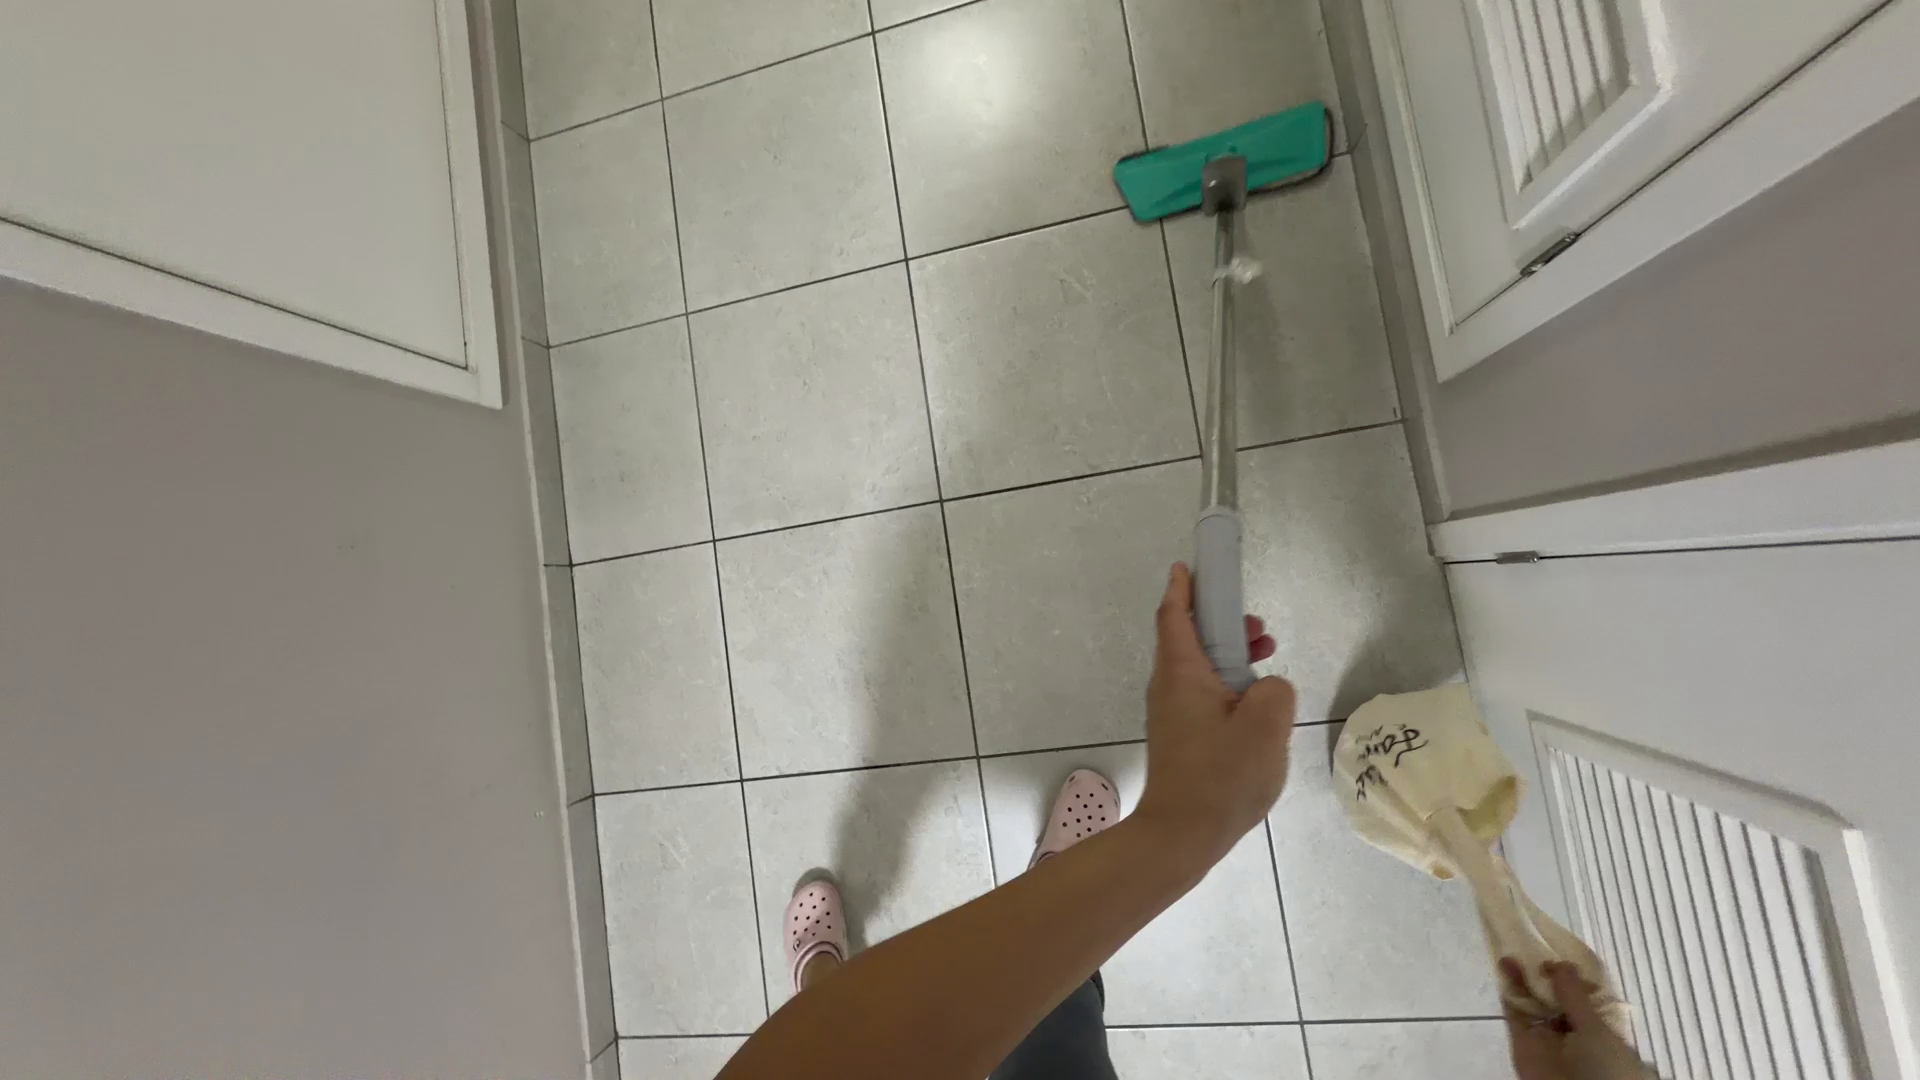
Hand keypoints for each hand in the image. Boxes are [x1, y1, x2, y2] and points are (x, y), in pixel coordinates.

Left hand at [1135, 563, 1296, 867]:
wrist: (1182, 832)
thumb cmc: (1221, 773)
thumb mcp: (1265, 725)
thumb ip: (1274, 692)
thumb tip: (1266, 687)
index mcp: (1180, 672)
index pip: (1174, 616)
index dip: (1182, 588)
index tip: (1189, 566)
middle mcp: (1168, 686)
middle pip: (1189, 639)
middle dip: (1222, 624)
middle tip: (1259, 629)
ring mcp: (1171, 713)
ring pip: (1199, 669)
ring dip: (1230, 657)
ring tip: (1266, 662)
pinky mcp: (1180, 736)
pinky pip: (1202, 694)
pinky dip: (1226, 685)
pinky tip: (1256, 704)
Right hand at [1503, 959, 1651, 1079]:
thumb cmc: (1604, 1070)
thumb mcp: (1597, 1032)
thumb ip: (1575, 997)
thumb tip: (1560, 963)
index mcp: (1604, 1035)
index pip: (1588, 1001)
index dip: (1575, 978)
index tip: (1561, 959)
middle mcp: (1576, 1035)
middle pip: (1558, 998)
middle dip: (1545, 975)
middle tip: (1533, 951)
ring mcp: (1548, 1038)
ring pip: (1534, 1001)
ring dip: (1523, 977)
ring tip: (1512, 955)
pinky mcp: (1522, 1041)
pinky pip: (1514, 1011)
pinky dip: (1507, 989)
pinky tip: (1504, 967)